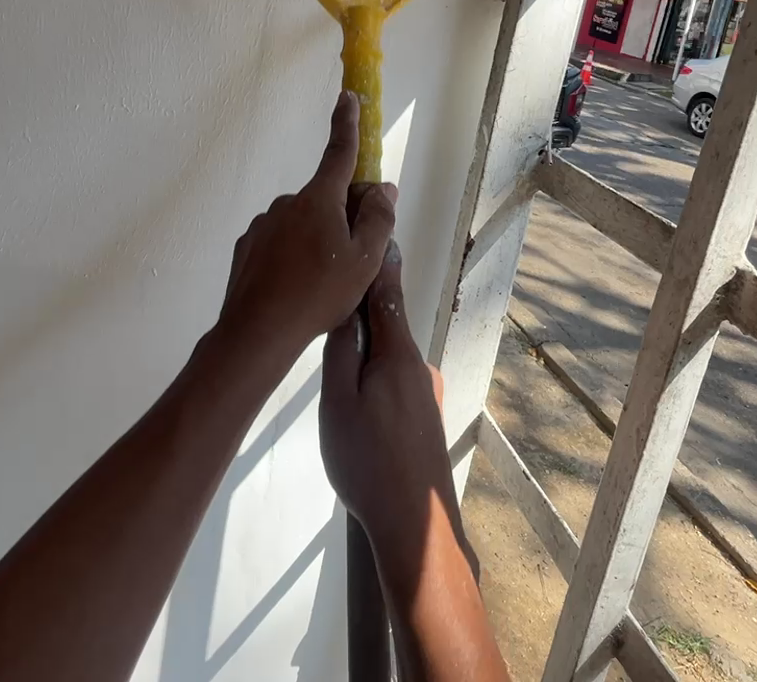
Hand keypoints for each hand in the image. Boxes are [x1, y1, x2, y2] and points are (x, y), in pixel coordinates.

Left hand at [216, 91, 396, 360]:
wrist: (258, 331)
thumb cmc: (319, 294)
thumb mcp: (364, 260)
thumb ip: (377, 220)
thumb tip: (382, 188)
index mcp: (318, 199)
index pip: (339, 152)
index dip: (347, 123)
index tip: (348, 96)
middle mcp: (288, 203)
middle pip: (324, 199)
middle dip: (341, 218)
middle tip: (350, 261)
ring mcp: (263, 225)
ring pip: (301, 225)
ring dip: (314, 242)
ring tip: (319, 285)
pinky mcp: (247, 248)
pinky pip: (278, 244)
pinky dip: (291, 258)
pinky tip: (293, 288)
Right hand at [319, 242, 456, 557]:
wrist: (414, 525)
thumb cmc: (366, 460)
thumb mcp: (338, 402)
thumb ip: (340, 351)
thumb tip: (345, 309)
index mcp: (397, 354)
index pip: (385, 294)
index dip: (377, 263)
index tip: (375, 232)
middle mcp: (419, 365)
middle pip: (386, 325)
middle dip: (360, 318)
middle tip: (328, 324)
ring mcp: (427, 392)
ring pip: (390, 357)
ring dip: (367, 356)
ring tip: (339, 383)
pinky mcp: (428, 414)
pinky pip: (397, 381)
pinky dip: (377, 379)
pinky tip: (363, 410)